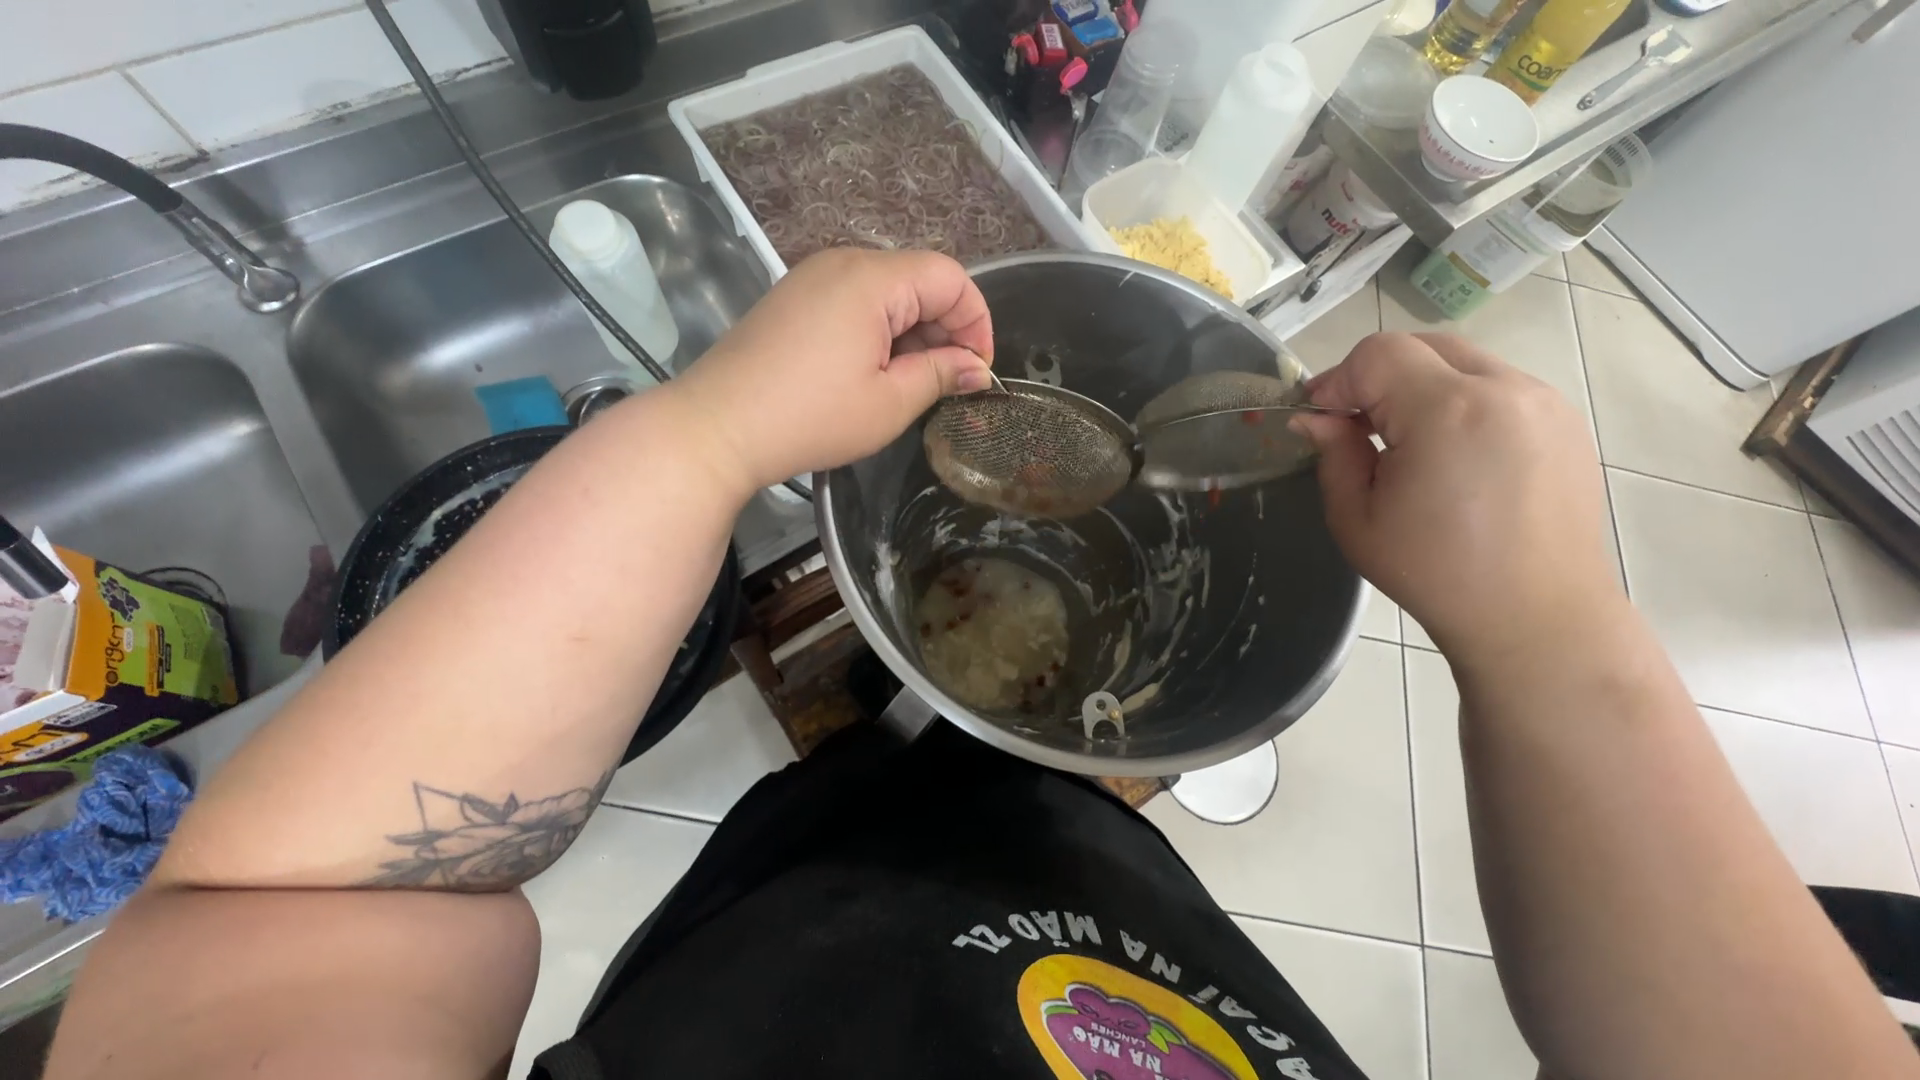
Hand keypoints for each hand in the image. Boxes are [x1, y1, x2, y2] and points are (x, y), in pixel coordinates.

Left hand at [666, 248, 993, 491]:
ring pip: (887, 293)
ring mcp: (812, 278)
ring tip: (909, 385)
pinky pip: (854, 302)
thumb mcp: (889, 403)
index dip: (976, 321)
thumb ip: (940, 375)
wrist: (717, 426)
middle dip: (945, 329)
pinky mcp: (793, 299)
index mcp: (872, 279)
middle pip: (918, 280)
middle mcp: (843, 262)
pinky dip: (877, 332)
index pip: (950, 276)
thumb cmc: (811, 417)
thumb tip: (976, 368)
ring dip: (912, 333)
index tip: (977, 371)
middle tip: (947, 385)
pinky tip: (871, 374)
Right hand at [1292, 332, 1619, 663]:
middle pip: (1422, 346)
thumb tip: (1316, 419)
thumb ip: (1333, 455)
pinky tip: (1452, 456)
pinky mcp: (1565, 420)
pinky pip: (1498, 387)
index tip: (1319, 417)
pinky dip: (1462, 402)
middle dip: (1377, 377)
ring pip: (1462, 362)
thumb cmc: (1435, 573)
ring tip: (1407, 444)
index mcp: (1448, 412)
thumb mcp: (1357, 519)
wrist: (1536, 615)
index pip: (1378, 354)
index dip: (1338, 380)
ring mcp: (1544, 401)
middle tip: (1356, 428)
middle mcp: (1505, 390)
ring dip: (1420, 387)